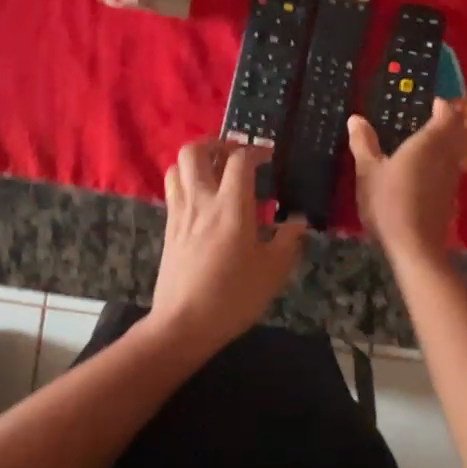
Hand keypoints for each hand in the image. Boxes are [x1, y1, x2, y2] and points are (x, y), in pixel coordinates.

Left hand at [150, 139, 305, 354]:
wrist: (184, 324)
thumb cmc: (233, 296)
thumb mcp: (273, 270)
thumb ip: (288, 240)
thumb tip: (298, 220)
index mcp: (231, 207)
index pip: (240, 160)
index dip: (256, 151)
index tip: (269, 157)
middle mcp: (201, 201)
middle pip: (196, 151)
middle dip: (217, 144)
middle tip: (236, 155)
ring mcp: (180, 213)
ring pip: (179, 166)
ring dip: (198, 160)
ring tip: (217, 172)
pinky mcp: (168, 228)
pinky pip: (173, 189)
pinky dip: (187, 181)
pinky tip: (204, 201)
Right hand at [347, 99, 466, 263]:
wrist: (415, 246)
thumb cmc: (389, 202)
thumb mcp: (368, 171)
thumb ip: (363, 143)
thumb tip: (356, 119)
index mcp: (430, 143)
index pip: (448, 115)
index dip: (443, 106)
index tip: (432, 101)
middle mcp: (447, 157)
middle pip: (460, 132)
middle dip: (451, 122)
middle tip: (433, 117)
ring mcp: (452, 178)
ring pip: (458, 152)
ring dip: (449, 142)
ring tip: (426, 141)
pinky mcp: (450, 197)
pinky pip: (452, 169)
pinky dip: (444, 162)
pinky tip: (425, 170)